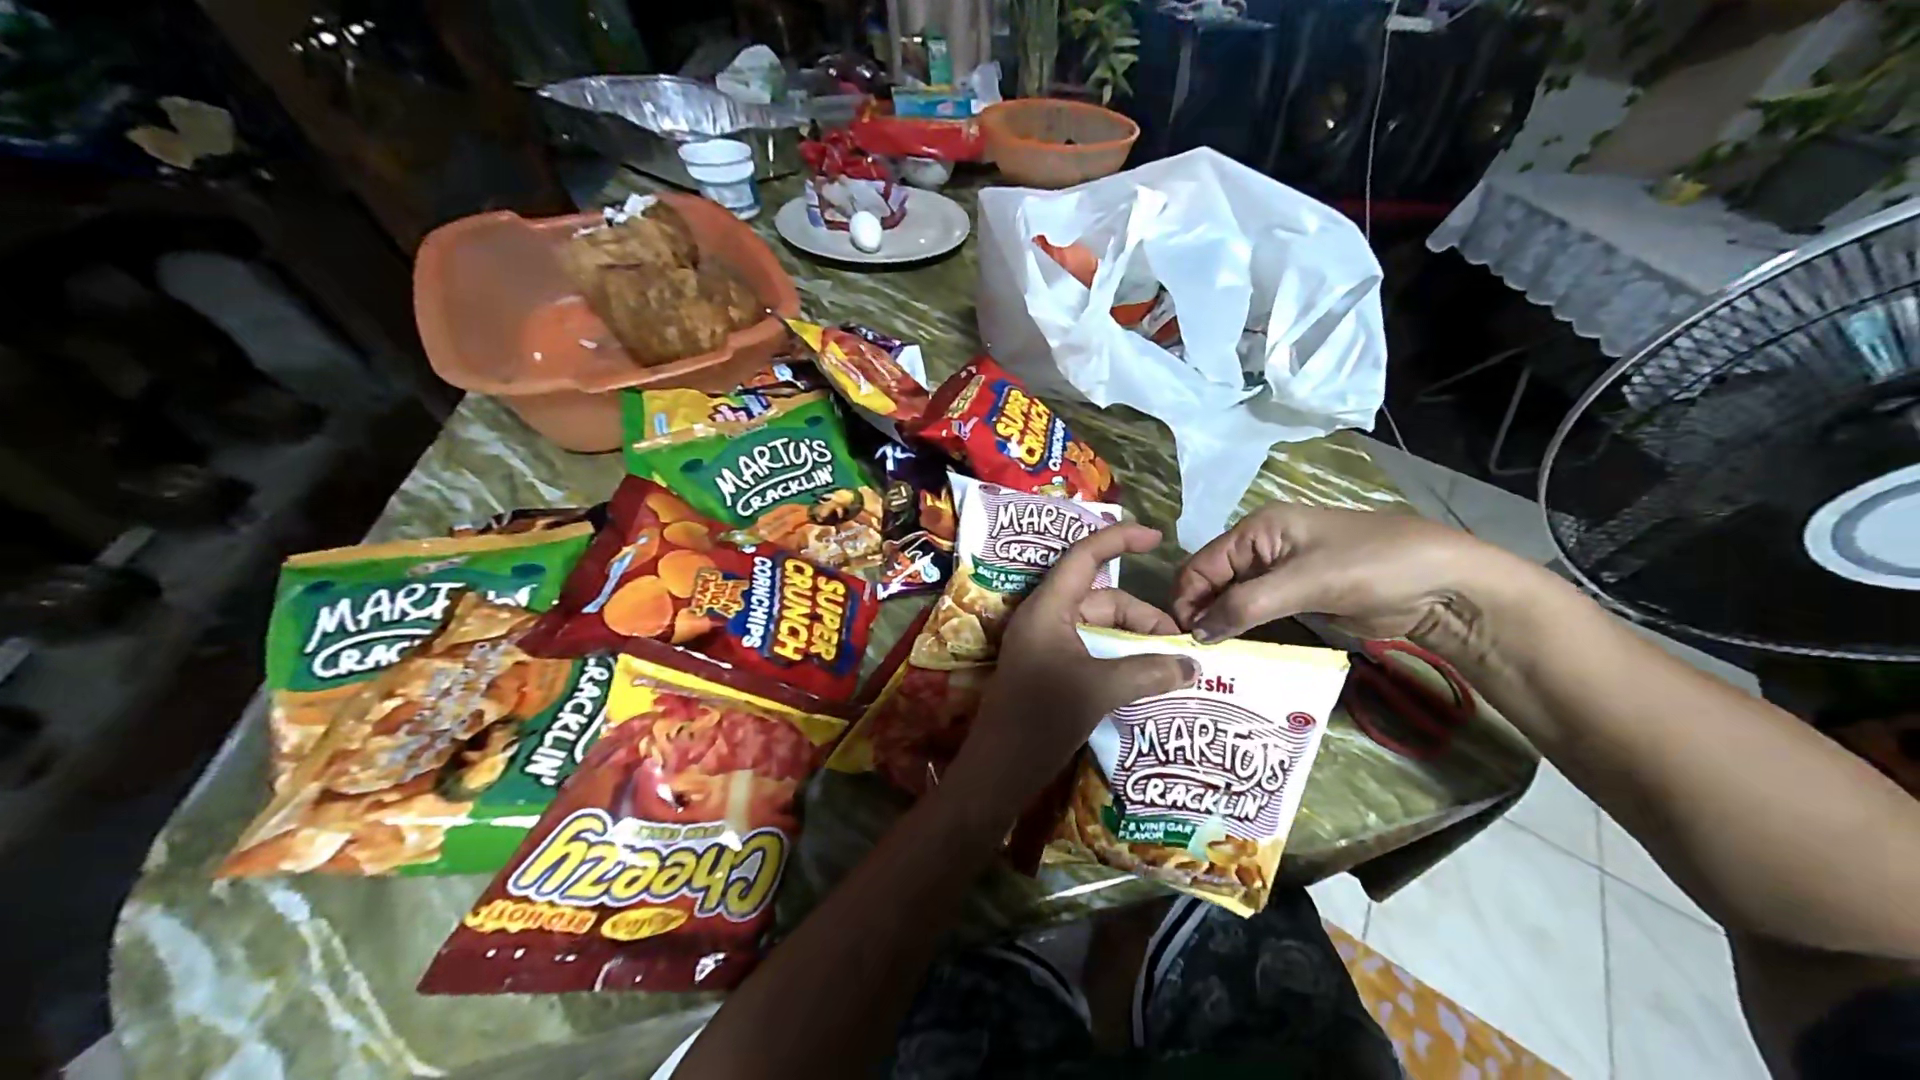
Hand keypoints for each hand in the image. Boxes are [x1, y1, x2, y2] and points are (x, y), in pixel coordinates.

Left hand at [944, 524, 1198, 811]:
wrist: (998, 770)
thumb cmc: (1041, 719)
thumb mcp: (1099, 690)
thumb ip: (1148, 671)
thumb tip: (1192, 664)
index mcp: (1047, 608)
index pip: (1084, 556)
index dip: (1119, 539)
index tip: (1156, 537)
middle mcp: (1044, 619)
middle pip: (1101, 598)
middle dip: (1142, 616)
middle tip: (1180, 645)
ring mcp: (1045, 645)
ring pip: (1099, 627)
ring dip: (1133, 641)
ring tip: (1170, 665)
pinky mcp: (1049, 670)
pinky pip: (1091, 650)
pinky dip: (1119, 658)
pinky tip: (1145, 677)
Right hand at [1171, 504, 1539, 655]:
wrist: (1446, 584)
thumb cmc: (1371, 566)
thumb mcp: (1304, 582)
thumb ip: (1246, 606)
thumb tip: (1196, 635)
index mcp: (1256, 529)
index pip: (1201, 565)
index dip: (1186, 600)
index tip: (1181, 641)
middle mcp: (1261, 548)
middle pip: (1212, 583)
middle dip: (1200, 616)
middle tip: (1194, 658)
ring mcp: (1279, 575)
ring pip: (1232, 602)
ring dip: (1221, 628)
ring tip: (1211, 664)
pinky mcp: (1297, 598)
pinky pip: (1257, 616)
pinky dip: (1245, 634)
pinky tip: (1238, 657)